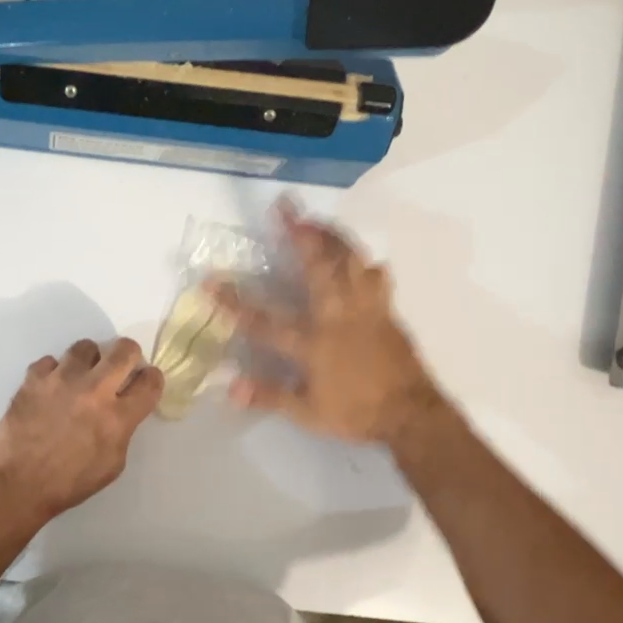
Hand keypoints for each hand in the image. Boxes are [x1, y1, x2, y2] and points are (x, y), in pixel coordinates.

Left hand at [0, 338, 164, 520]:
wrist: (18, 484)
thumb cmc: (69, 483)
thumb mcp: (112, 465)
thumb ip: (122, 431)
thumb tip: (121, 411)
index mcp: (118, 417)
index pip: (149, 382)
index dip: (152, 378)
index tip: (145, 380)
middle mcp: (94, 390)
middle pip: (124, 350)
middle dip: (128, 355)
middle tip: (120, 367)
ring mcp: (62, 380)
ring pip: (85, 347)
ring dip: (89, 361)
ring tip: (80, 377)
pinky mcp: (34, 379)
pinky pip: (50, 361)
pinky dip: (53, 373)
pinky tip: (50, 390)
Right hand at [212, 203, 446, 445]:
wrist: (412, 415)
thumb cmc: (357, 414)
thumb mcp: (308, 413)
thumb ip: (269, 396)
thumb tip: (230, 388)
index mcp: (315, 343)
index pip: (266, 321)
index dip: (234, 303)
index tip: (209, 283)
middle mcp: (340, 317)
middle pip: (319, 266)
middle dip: (299, 234)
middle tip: (284, 207)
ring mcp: (367, 310)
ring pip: (352, 261)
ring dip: (333, 236)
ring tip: (316, 220)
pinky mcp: (387, 312)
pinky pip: (377, 277)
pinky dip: (365, 262)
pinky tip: (360, 257)